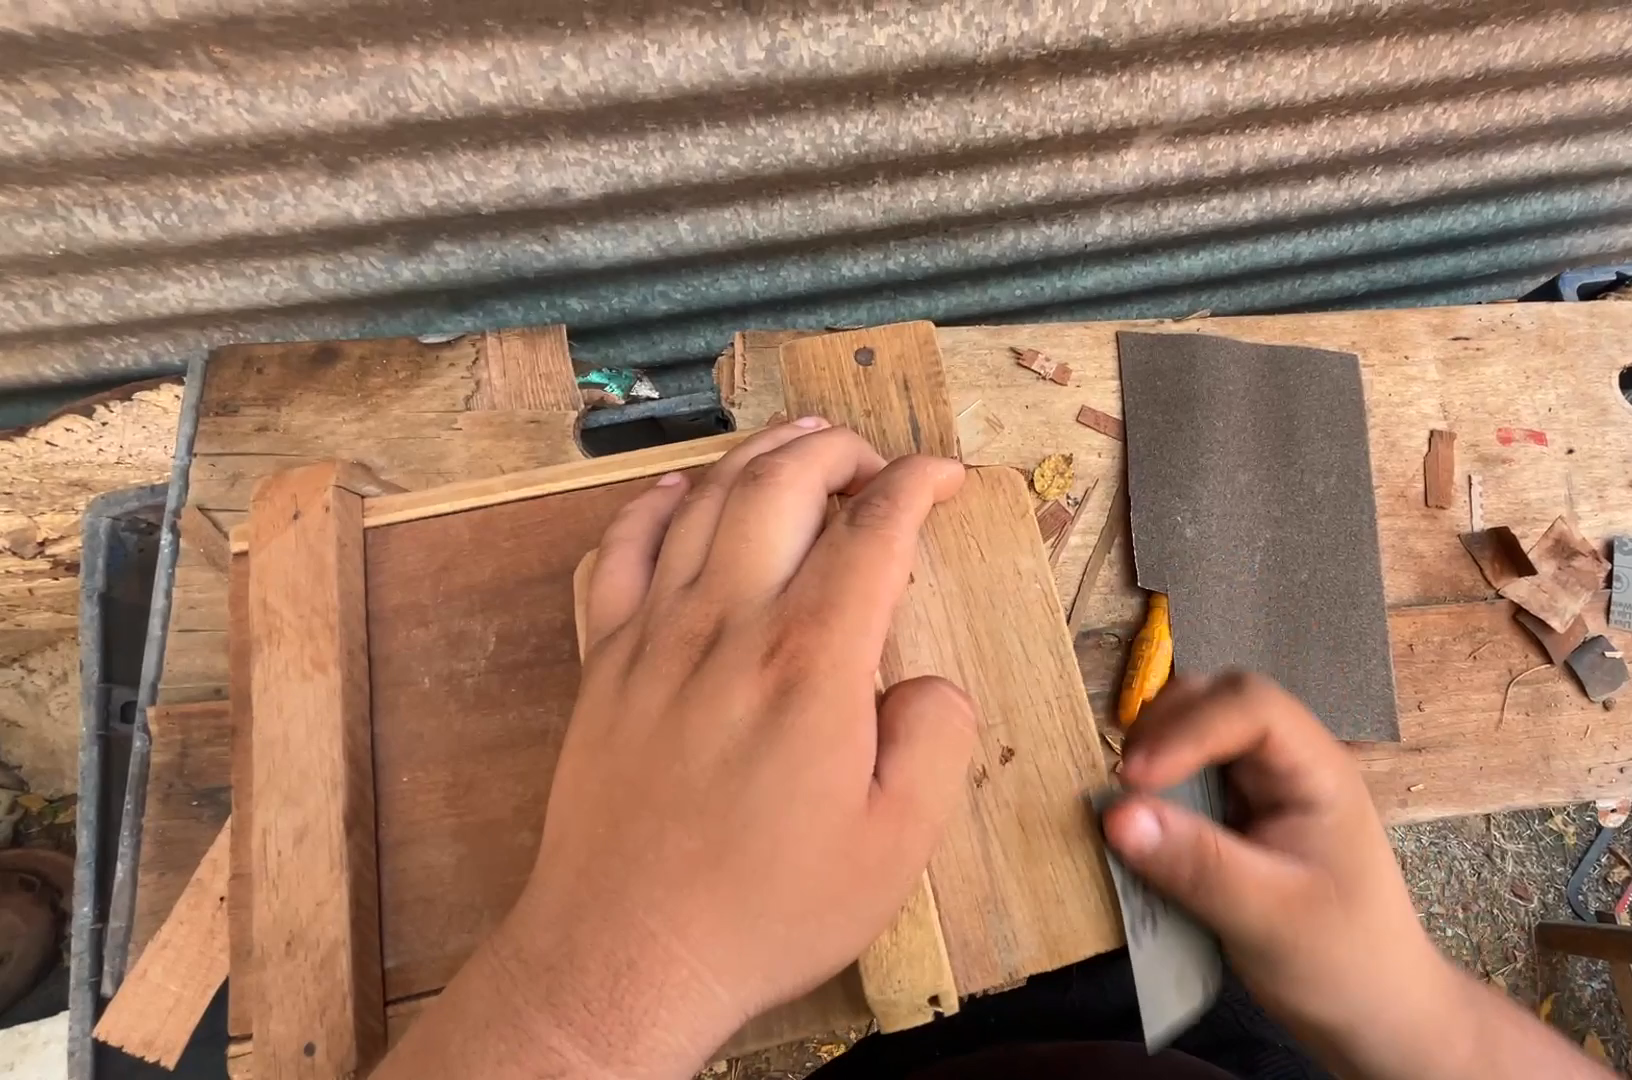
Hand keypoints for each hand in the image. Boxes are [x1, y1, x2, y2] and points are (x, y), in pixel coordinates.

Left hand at [384, 420, 978, 1077]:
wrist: (624, 959)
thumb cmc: (771, 904)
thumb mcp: (899, 841)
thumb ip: (938, 737)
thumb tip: (926, 683)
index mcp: (812, 660)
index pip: (874, 529)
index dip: (917, 484)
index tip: (943, 477)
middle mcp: (731, 623)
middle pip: (785, 484)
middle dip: (841, 450)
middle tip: (875, 460)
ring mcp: (656, 634)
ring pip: (708, 500)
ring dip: (761, 454)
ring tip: (801, 440)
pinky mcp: (605, 660)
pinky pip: (620, 552)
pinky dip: (652, 506)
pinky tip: (678, 492)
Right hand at [1102, 674, 1611, 1079]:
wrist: (1369, 1009)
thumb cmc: (1341, 961)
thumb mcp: (1271, 919)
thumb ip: (1198, 866)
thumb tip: (1115, 816)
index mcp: (1316, 770)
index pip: (1253, 708)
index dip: (1189, 728)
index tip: (1135, 778)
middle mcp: (1285, 759)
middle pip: (1219, 698)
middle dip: (1165, 724)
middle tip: (1124, 777)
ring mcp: (1258, 778)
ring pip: (1196, 721)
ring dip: (1154, 742)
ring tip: (1125, 789)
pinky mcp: (1232, 802)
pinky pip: (1184, 762)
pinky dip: (1153, 772)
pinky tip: (1137, 806)